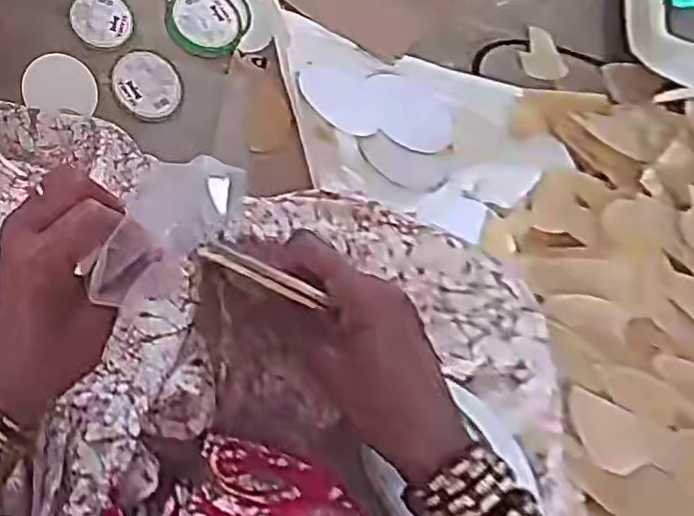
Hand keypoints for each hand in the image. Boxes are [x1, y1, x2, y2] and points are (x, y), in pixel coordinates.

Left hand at [0, 165, 126, 426]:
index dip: (125, 225)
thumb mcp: (98, 320)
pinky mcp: (15, 224)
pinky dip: (74, 204)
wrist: (7, 370)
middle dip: (106, 201)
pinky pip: (50, 195)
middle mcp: (23, 230)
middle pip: (72, 182)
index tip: (143, 245)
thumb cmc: (53, 355)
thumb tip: (152, 245)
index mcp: (41, 257)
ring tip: (106, 232)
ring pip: (60, 181)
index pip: (93, 213)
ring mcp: (15, 223)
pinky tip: (86, 235)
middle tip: (124, 231)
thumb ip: (124, 274)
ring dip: (89, 199)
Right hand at [257, 231, 469, 482]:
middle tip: (268, 291)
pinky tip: (322, 326)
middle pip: (327, 260)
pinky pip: (359, 294)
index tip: (259, 271)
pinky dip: (335, 300)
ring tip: (292, 312)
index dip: (279, 255)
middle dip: (295, 273)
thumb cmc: (378, 405)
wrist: (435, 446)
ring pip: (342, 277)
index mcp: (363, 291)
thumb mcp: (325, 362)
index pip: (310, 248)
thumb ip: (291, 319)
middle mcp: (381, 286)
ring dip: (315, 288)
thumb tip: (263, 295)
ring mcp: (395, 301)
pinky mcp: (401, 317)